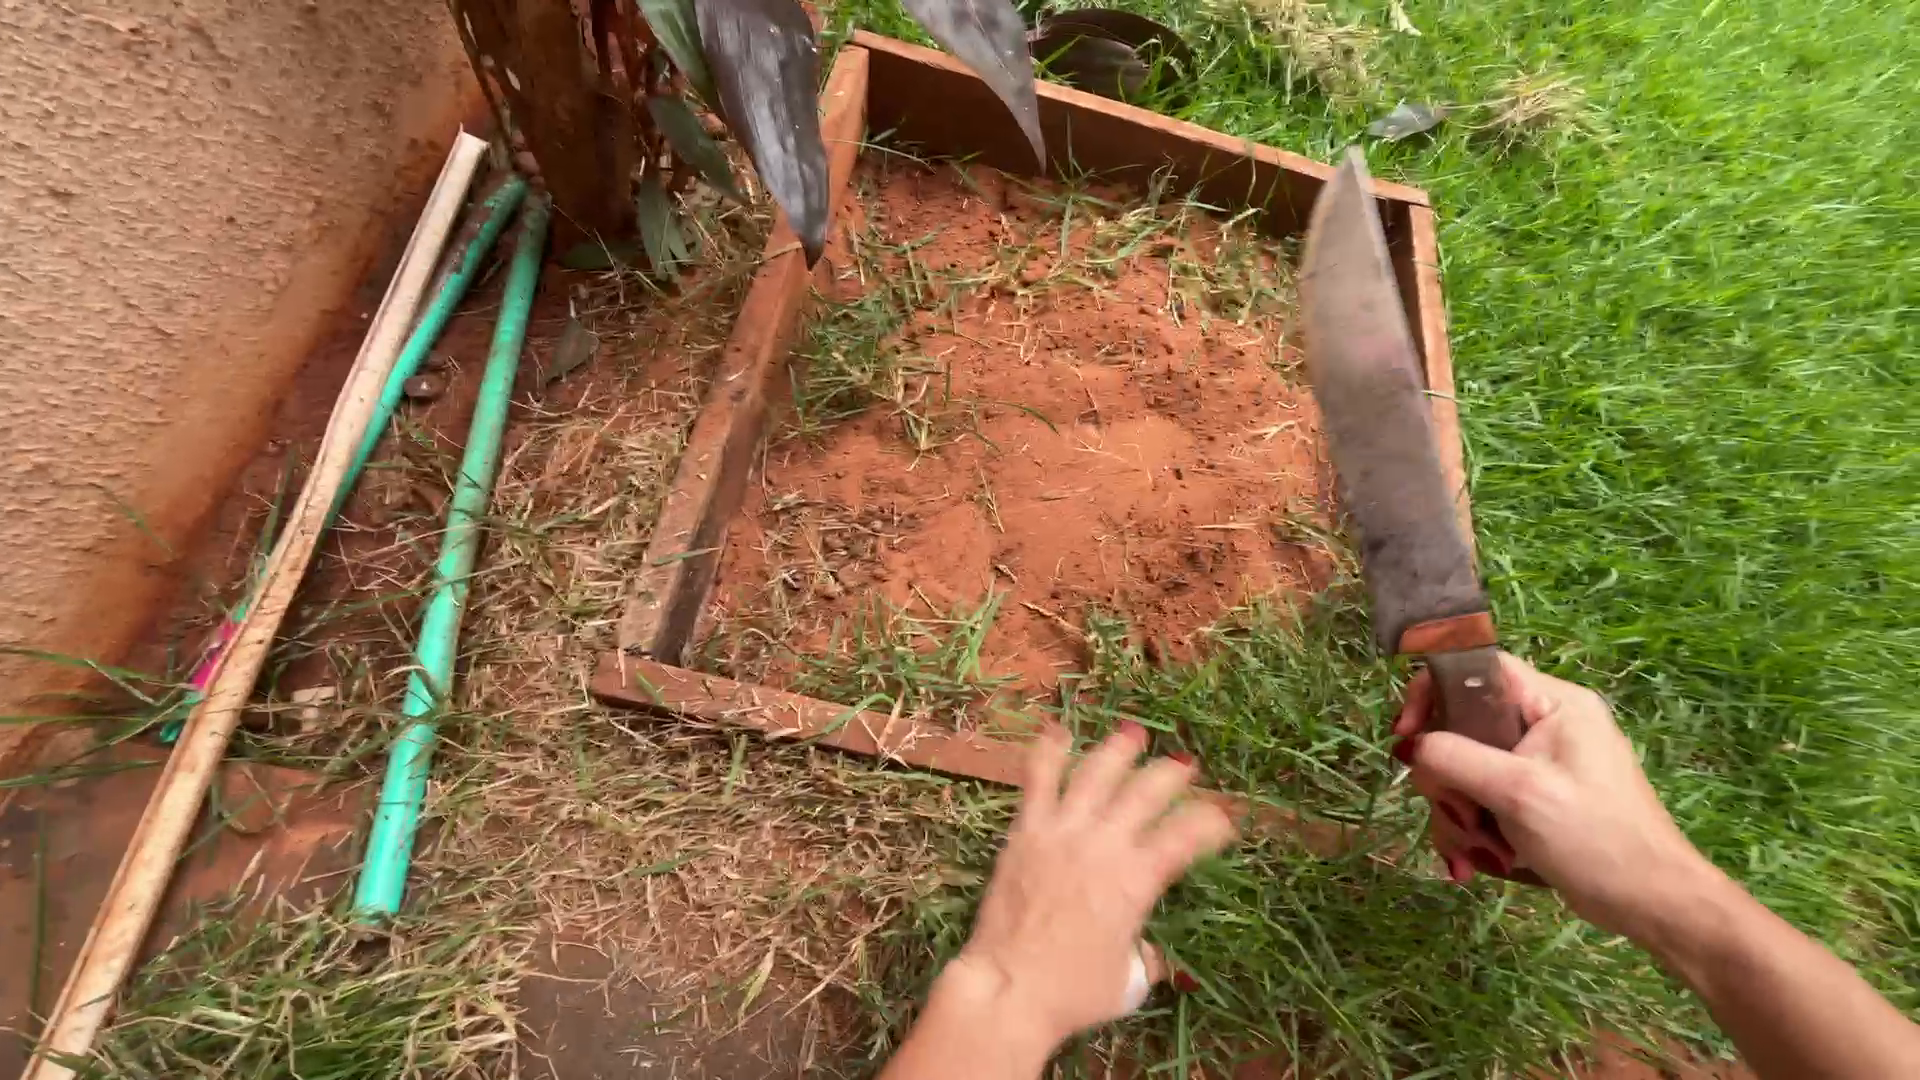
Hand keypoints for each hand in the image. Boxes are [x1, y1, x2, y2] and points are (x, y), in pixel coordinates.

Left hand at [940, 723, 1236, 1053]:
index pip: (1185, 837)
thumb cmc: (1073, 992)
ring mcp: (1062, 830)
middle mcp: (1104, 844)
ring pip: (1096, 774)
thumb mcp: (1126, 982)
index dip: (1209, 822)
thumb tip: (1148, 951)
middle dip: (1170, 775)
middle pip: (1145, 793)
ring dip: (1117, 750)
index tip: (1222, 817)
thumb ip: (1142, 956)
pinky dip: (1049, 752)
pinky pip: (1038, 780)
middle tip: (1184, 765)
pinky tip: (1057, 730)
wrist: (1010, 986)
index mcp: (1136, 881)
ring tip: (1133, 732)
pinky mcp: (1027, 829)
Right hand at [1394, 652, 1715, 938]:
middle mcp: (1542, 722)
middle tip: (1458, 812)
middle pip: (1458, 724)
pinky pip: (1476, 792)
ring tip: (1476, 848)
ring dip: (1455, 808)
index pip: (1473, 668)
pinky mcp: (1530, 792)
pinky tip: (1478, 858)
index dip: (1431, 692)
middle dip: (1445, 774)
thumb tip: (1408, 746)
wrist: (1656, 909)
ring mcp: (1535, 759)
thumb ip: (1455, 757)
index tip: (1408, 734)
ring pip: (1460, 764)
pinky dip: (1469, 825)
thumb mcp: (1519, 792)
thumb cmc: (1598, 840)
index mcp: (1552, 703)